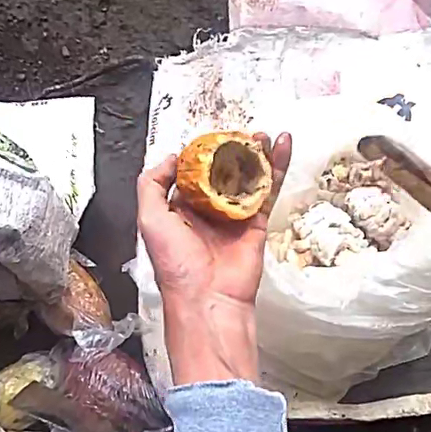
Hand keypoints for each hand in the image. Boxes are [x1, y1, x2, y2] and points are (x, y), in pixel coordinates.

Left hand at [137, 132, 291, 384]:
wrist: (207, 298)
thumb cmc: (175, 265)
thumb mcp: (149, 218)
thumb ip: (151, 184)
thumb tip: (171, 157)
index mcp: (180, 210)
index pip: (192, 173)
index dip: (202, 153)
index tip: (211, 137)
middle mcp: (208, 213)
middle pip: (224, 172)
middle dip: (233, 150)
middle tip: (241, 133)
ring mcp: (234, 218)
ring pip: (248, 178)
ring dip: (256, 154)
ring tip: (261, 134)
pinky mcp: (256, 225)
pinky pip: (268, 191)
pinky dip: (277, 168)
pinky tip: (281, 146)